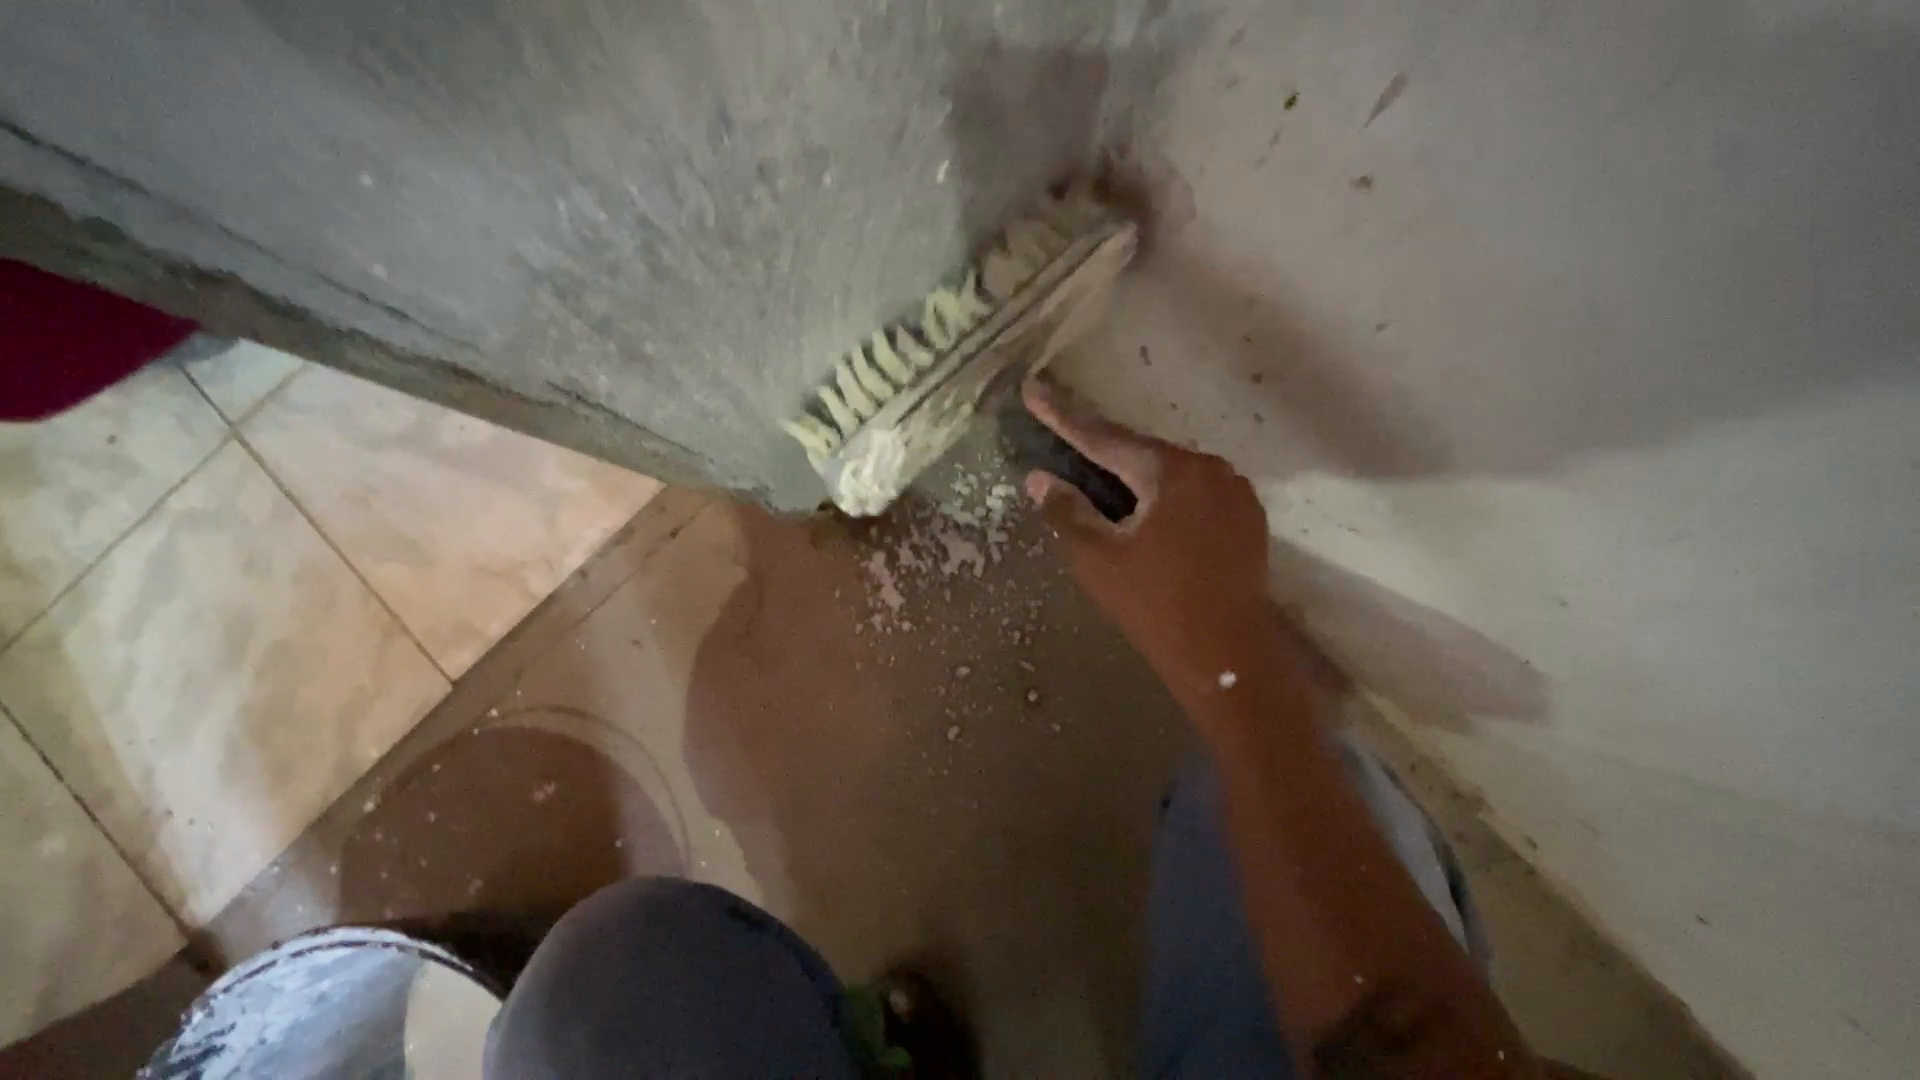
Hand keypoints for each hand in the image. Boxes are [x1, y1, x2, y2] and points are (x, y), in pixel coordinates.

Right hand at [1022, 378, 1285, 710]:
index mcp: (1169, 470)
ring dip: (1137, 479)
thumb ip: (1067, 512)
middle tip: (1067, 447)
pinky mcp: (1248, 519)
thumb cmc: (1156, 604)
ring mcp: (1235, 492)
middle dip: (1104, 453)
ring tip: (1106, 489)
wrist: (1229, 655)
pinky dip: (1167, 499)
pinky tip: (1150, 517)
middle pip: (1141, 453)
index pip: (1104, 437)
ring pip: (1171, 474)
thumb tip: (1039, 479)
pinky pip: (1195, 494)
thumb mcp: (1099, 559)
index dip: (1063, 418)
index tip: (1033, 392)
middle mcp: (1208, 468)